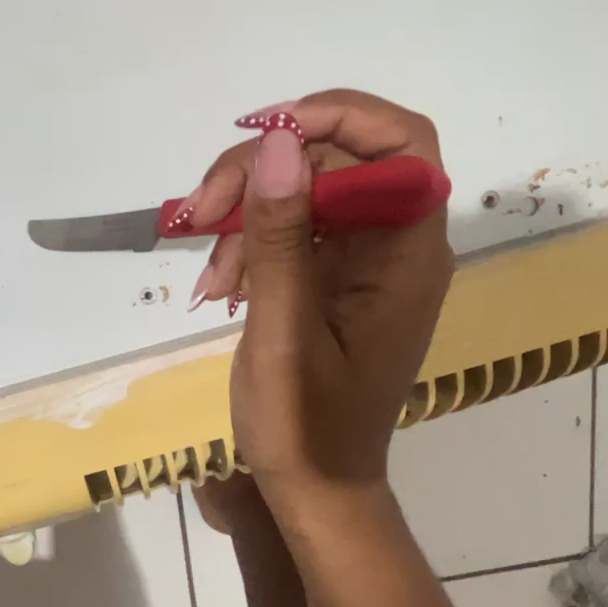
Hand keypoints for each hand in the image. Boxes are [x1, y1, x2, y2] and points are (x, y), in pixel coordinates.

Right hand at [183, 90, 453, 505]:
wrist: (315, 489)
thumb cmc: (305, 427)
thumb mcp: (283, 333)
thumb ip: (282, 239)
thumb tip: (277, 143)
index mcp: (407, 256)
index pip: (401, 145)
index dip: (338, 117)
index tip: (262, 135)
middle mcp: (395, 247)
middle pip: (338, 161)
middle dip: (263, 175)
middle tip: (199, 213)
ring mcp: (364, 264)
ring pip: (306, 193)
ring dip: (246, 216)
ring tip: (208, 276)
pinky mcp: (333, 281)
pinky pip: (294, 232)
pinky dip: (250, 246)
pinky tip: (220, 285)